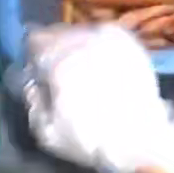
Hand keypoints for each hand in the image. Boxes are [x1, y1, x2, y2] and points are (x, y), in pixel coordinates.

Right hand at [19, 24, 173, 172]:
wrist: (141, 141)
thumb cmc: (90, 140)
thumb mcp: (46, 132)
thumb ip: (32, 101)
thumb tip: (32, 82)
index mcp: (58, 60)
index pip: (35, 39)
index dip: (33, 53)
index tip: (37, 67)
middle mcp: (82, 41)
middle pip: (58, 32)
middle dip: (55, 47)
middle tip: (60, 68)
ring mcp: (109, 40)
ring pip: (82, 31)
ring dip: (77, 44)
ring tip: (83, 66)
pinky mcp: (130, 44)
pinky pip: (105, 34)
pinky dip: (99, 44)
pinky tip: (102, 62)